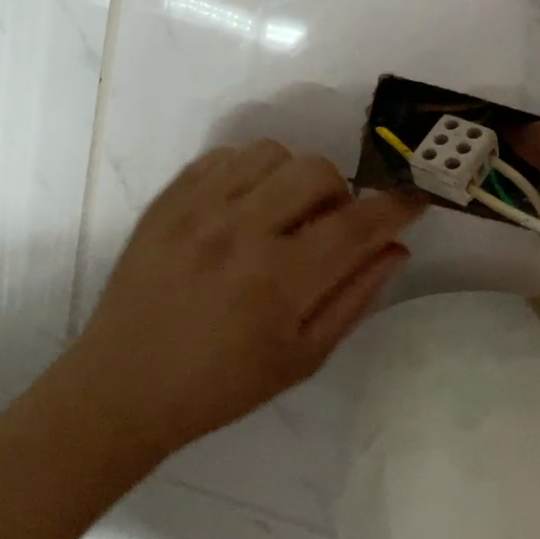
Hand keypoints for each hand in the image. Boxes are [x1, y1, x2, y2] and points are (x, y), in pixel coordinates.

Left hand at [73, 140, 424, 452]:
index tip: (415, 200)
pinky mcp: (169, 198)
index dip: (397, 207)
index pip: (357, 223)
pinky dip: (248, 172)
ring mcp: (199, 208)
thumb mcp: (301, 358)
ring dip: (293, 178)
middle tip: (328, 227)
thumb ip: (354, 297)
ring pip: (272, 152)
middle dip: (341, 193)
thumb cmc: (221, 385)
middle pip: (317, 170)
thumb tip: (396, 247)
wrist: (124, 385)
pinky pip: (225, 155)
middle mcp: (241, 230)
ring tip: (281, 215)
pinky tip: (242, 207)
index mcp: (279, 279)